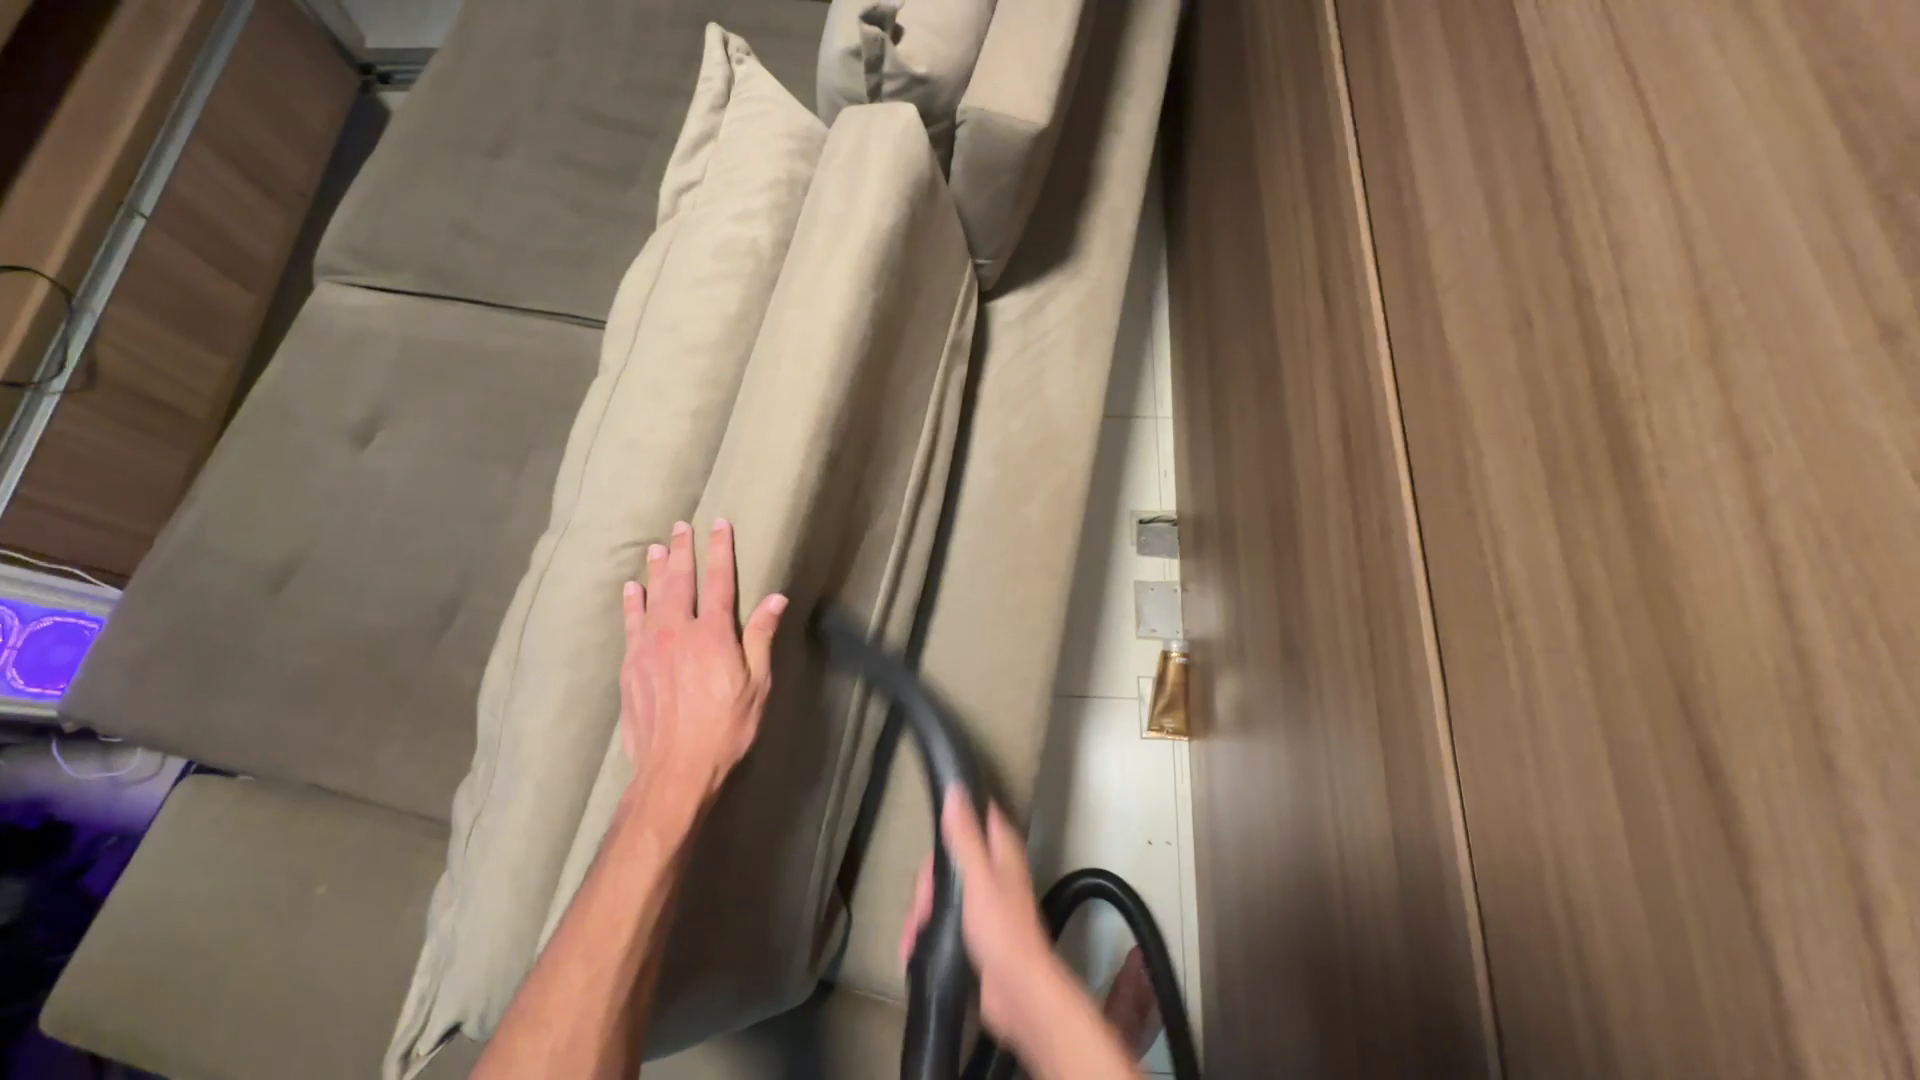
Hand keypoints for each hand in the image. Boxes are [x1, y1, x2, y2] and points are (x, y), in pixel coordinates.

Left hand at [620, 519, 786, 810]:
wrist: (674, 769)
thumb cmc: (725, 729)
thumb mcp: (756, 686)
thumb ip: (761, 639)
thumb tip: (775, 599)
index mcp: (713, 635)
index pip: (719, 582)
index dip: (720, 551)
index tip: (719, 524)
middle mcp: (678, 632)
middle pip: (681, 581)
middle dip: (683, 551)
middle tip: (681, 526)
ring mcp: (649, 648)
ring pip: (653, 597)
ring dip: (657, 569)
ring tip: (658, 547)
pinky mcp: (630, 666)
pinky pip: (630, 623)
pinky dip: (632, 602)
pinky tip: (632, 588)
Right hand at [899, 789, 1076, 1050]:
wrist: (1016, 994)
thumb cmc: (1001, 931)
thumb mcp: (978, 878)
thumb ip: (966, 837)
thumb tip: (956, 791)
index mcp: (1002, 854)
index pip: (979, 818)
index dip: (955, 820)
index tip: (934, 835)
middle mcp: (994, 874)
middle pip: (951, 861)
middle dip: (929, 884)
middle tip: (923, 904)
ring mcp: (984, 905)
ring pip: (944, 893)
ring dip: (923, 912)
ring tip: (913, 934)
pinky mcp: (974, 934)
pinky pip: (943, 922)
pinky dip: (926, 932)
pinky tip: (913, 947)